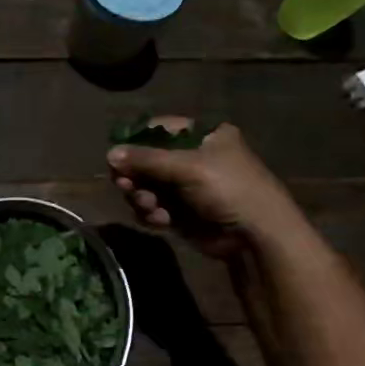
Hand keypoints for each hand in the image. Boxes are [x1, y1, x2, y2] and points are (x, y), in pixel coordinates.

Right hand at [106, 120, 301, 256]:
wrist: (255, 235)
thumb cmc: (228, 188)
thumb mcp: (187, 167)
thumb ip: (145, 159)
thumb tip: (109, 154)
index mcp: (203, 136)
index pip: (159, 130)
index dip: (136, 142)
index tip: (118, 156)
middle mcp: (193, 158)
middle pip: (147, 160)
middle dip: (135, 175)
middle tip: (126, 186)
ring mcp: (186, 186)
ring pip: (146, 186)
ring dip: (141, 196)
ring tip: (148, 206)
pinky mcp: (181, 211)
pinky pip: (153, 207)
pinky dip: (151, 213)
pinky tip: (159, 220)